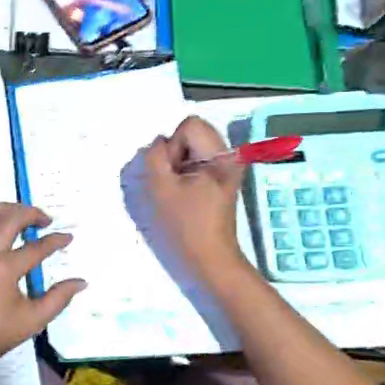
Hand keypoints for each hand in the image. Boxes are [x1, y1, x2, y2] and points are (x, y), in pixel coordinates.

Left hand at [0, 196, 86, 381]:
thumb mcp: (34, 319)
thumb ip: (59, 298)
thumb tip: (82, 282)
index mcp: (6, 268)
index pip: (38, 247)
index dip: (56, 241)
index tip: (67, 238)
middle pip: (11, 220)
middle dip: (31, 214)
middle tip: (45, 219)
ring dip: (4, 208)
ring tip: (18, 211)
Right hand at [141, 116, 252, 282]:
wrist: (211, 259)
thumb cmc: (186, 226)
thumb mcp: (161, 188)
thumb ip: (155, 157)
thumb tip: (160, 143)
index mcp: (222, 154)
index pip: (190, 125)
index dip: (174, 146)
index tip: (174, 174)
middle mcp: (230, 155)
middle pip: (193, 133)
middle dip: (176, 153)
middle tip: (175, 183)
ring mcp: (227, 167)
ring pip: (193, 147)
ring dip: (179, 164)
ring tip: (180, 190)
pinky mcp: (222, 178)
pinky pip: (198, 160)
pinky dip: (186, 172)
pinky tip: (185, 194)